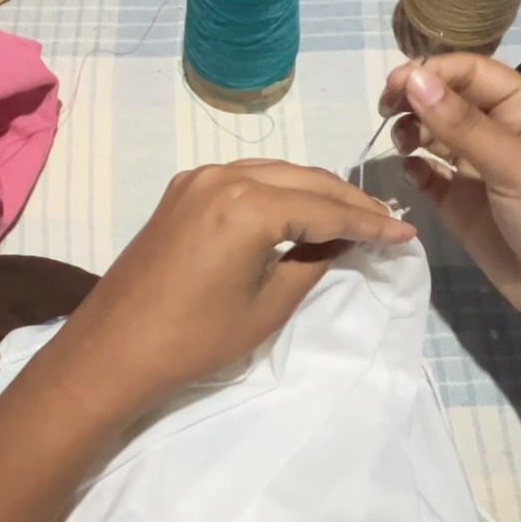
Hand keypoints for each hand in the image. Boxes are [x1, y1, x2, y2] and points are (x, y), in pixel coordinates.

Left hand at [49, 160, 415, 411]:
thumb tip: (344, 238)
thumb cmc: (196, 338)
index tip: (405, 232)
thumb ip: (314, 260)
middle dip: (347, 200)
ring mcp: (197, 179)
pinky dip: (278, 189)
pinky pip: (244, 179)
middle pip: (303, 179)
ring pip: (274, 172)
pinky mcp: (182, 191)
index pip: (325, 208)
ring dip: (314, 190)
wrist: (114, 349)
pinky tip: (298, 207)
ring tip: (350, 214)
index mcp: (248, 205)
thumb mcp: (268, 305)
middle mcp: (222, 177)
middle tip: (385, 220)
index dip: (369, 222)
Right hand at [381, 55, 520, 332]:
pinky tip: (410, 173)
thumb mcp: (515, 165)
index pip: (471, 74)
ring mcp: (480, 172)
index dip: (432, 73)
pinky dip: (416, 170)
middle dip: (416, 100)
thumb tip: (412, 77)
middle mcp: (501, 134)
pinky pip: (432, 177)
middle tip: (385, 112)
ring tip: (401, 143)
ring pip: (436, 137)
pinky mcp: (463, 206)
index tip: (393, 86)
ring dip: (414, 132)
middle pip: (449, 101)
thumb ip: (461, 124)